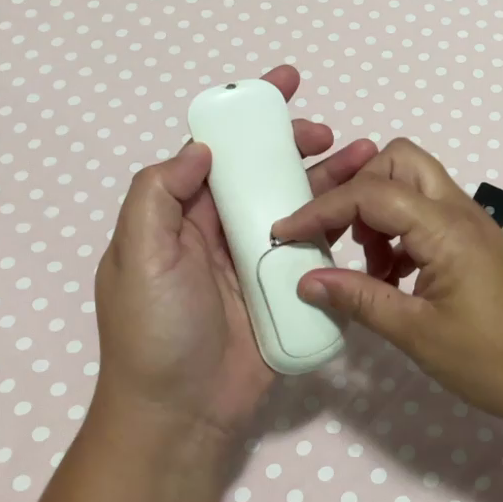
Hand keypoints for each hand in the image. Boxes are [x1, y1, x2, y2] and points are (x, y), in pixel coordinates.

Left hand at [93, 65, 376, 437]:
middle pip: (264, 173)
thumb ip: (158, 195)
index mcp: (181, 217)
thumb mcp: (136, 256)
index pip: (217, 151)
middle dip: (296, 145)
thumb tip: (201, 148)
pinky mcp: (286, 291)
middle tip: (331, 135)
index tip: (283, 86)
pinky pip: (314, 248)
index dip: (248, 115)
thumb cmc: (155, 332)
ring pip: (296, 205)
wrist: (183, 415)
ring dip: (328, 179)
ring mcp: (256, 261)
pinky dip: (338, 225)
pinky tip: (363, 212)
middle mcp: (220, 231)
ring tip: (365, 161)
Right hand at [270, 139, 502, 424]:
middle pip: (400, 161)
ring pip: (414, 184)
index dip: (322, 209)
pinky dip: (399, 231)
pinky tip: (389, 276)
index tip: (286, 234)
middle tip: (335, 234)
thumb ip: (358, 299)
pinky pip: (428, 213)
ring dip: (379, 210)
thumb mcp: (415, 332)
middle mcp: (462, 212)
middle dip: (357, 187)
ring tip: (365, 264)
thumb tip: (306, 280)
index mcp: (447, 229)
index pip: (372, 193)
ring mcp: (472, 225)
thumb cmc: (488, 361)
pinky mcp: (475, 243)